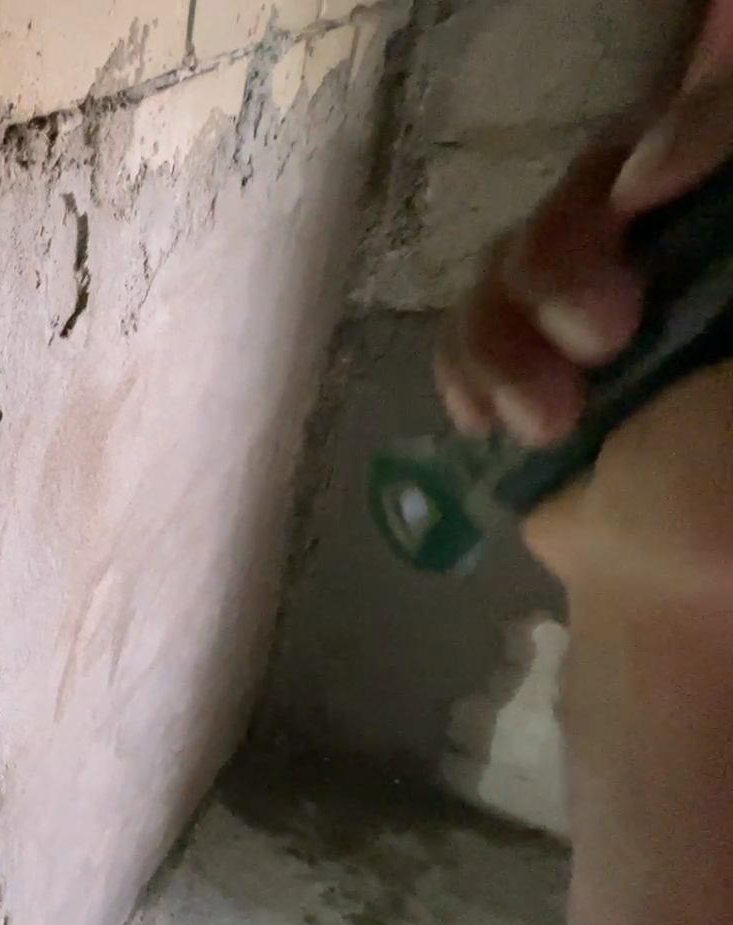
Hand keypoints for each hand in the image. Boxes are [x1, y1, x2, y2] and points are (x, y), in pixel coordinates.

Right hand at [438, 88, 732, 599]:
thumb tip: (648, 168)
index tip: (648, 191)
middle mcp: (678, 243)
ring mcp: (588, 300)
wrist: (666, 573)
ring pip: (504, 261)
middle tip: (599, 338)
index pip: (714, 111)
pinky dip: (465, 375)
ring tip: (543, 424)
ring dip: (504, 345)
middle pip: (589, 181)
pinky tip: (492, 425)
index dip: (683, 122)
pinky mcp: (515, 354)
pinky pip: (457, 328)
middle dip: (564, 264)